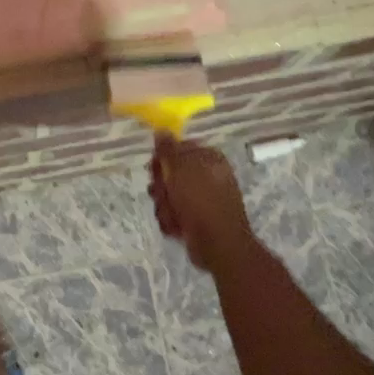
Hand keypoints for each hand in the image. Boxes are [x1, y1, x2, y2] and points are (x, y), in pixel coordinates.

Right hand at [148, 135, 254, 271]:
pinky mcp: (196, 220)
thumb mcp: (181, 168)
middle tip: (162, 193)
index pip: (178, 149)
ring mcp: (202, 200)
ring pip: (168, 196)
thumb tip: (161, 130)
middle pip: (170, 174)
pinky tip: (177, 228)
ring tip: (172, 216)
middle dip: (161, 187)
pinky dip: (172, 222)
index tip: (155, 167)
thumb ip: (168, 148)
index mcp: (208, 159)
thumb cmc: (200, 200)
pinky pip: (174, 215)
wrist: (218, 244)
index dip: (163, 158)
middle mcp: (207, 177)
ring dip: (164, 207)